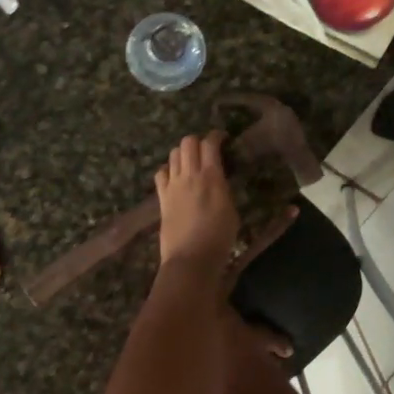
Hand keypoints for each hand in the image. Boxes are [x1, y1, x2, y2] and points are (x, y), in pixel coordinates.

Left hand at [154, 132, 238, 275]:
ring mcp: (173, 185)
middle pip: (188, 142)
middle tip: (206, 150)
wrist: (191, 258)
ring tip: (191, 162)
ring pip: (173, 154)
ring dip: (183, 153)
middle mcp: (190, 175)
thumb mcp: (231, 210)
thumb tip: (218, 181)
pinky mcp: (162, 197)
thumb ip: (223, 189)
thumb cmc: (219, 238)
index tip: (223, 138)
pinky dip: (168, 169)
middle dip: (198, 140)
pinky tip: (175, 177)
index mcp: (212, 176)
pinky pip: (161, 173)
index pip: (210, 143)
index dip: (216, 136)